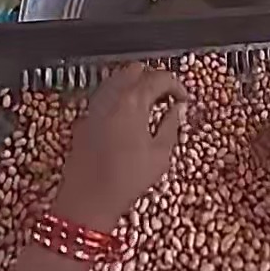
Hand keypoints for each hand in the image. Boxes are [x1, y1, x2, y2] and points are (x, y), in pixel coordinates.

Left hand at [50, 65, 187, 230]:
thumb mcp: (160, 153)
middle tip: (167, 98)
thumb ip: (171, 124)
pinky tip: (129, 115)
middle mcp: (112, 96)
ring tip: (149, 105)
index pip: (160, 77)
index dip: (176, 85)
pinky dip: (120, 96)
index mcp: (133, 101)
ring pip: (118, 79)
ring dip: (136, 85)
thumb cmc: (127, 179)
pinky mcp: (85, 117)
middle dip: (154, 79)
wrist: (88, 199)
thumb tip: (178, 108)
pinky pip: (105, 94)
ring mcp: (96, 105)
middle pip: (136, 70)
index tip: (183, 98)